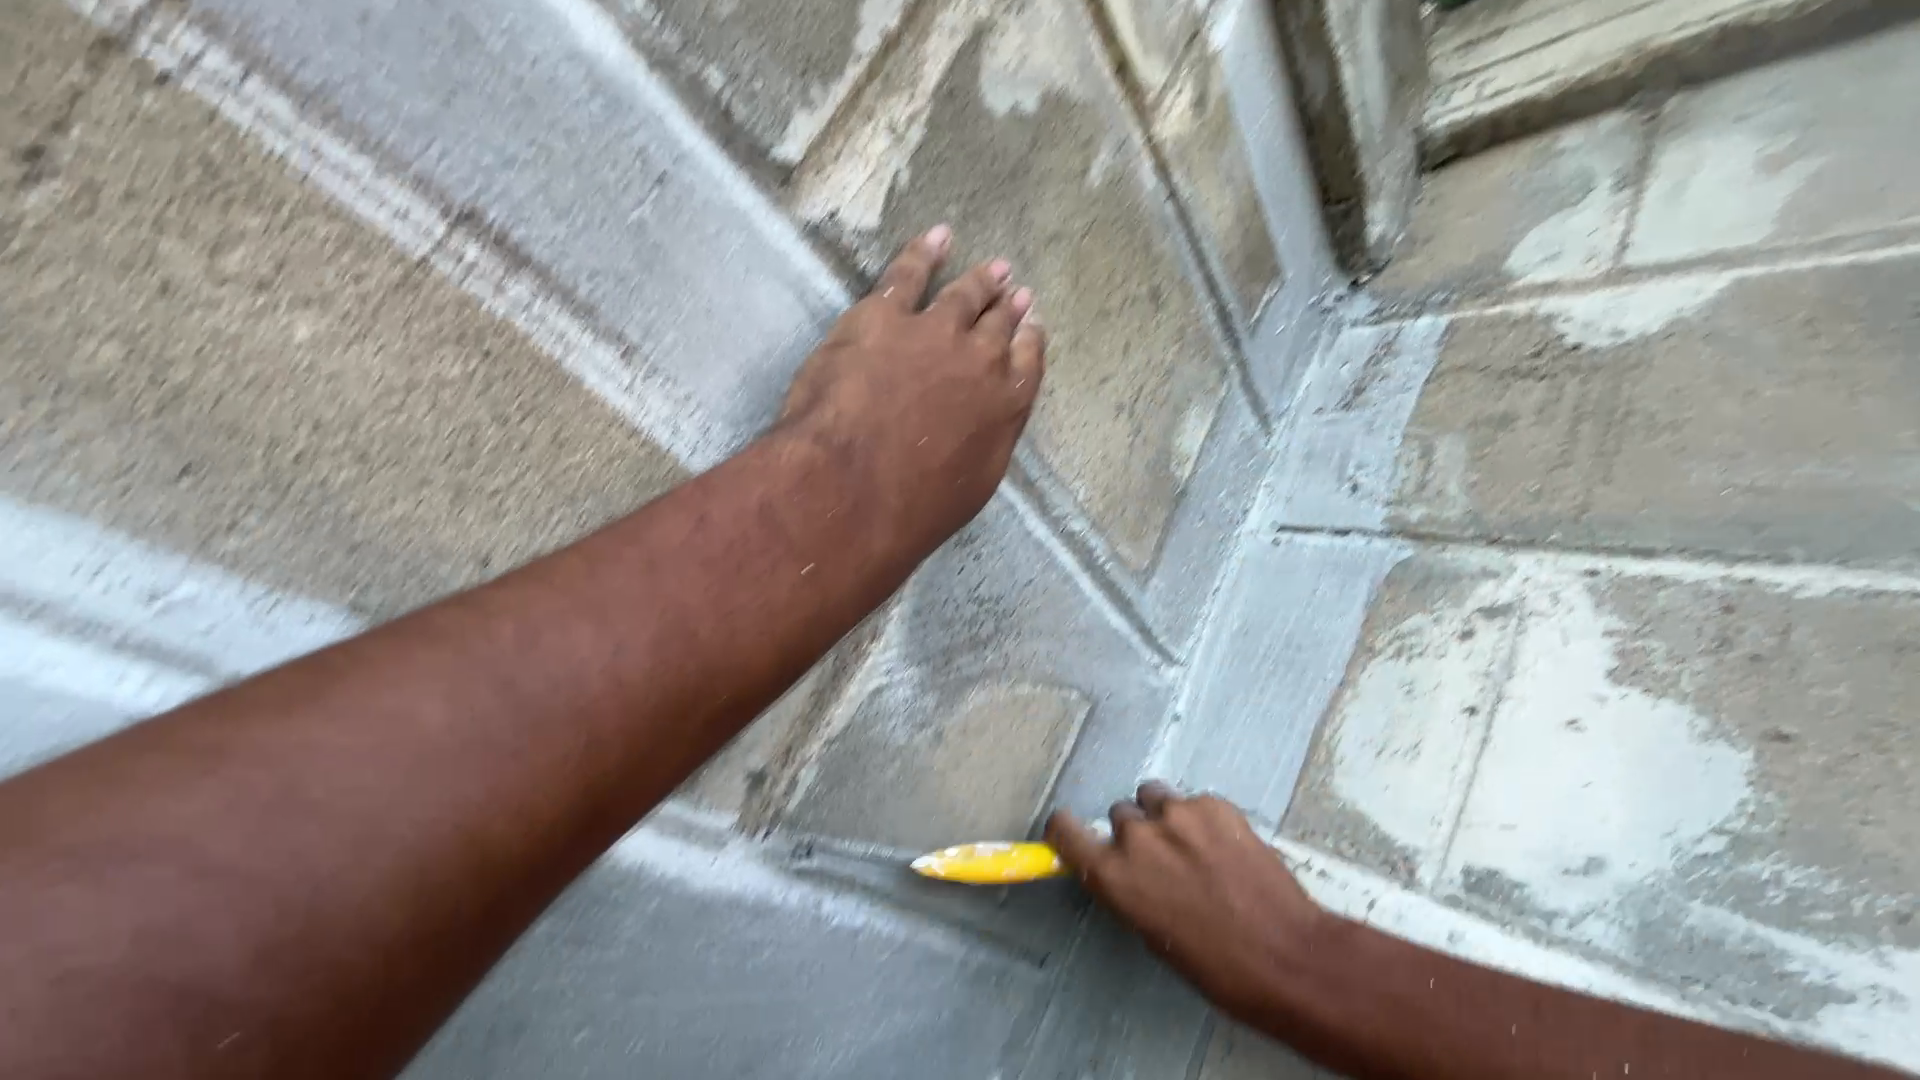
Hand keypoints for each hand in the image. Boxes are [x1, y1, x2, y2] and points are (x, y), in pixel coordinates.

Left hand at [779, 225, 1045, 557]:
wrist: (854, 484)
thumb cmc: (914, 505)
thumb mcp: (971, 487)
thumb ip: (985, 445)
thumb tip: (984, 427)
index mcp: (1006, 407)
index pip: (1028, 364)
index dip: (1030, 341)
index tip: (1032, 327)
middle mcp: (980, 361)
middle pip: (999, 325)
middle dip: (1009, 307)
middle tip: (1016, 291)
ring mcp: (933, 332)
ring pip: (963, 296)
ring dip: (980, 280)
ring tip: (994, 267)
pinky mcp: (883, 316)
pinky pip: (908, 273)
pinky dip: (924, 251)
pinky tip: (937, 237)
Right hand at [1046, 782, 1326, 1019]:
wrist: (1283, 954)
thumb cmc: (1214, 963)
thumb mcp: (1149, 930)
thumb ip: (1126, 886)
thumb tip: (1124, 867)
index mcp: (1112, 874)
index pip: (1064, 829)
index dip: (1068, 829)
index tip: (1075, 832)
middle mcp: (1136, 836)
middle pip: (1120, 814)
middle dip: (1137, 832)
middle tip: (1164, 860)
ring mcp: (1177, 814)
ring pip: (1156, 798)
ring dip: (1167, 817)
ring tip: (1195, 846)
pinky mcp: (1214, 804)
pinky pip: (1196, 802)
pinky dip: (1205, 820)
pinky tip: (1227, 847)